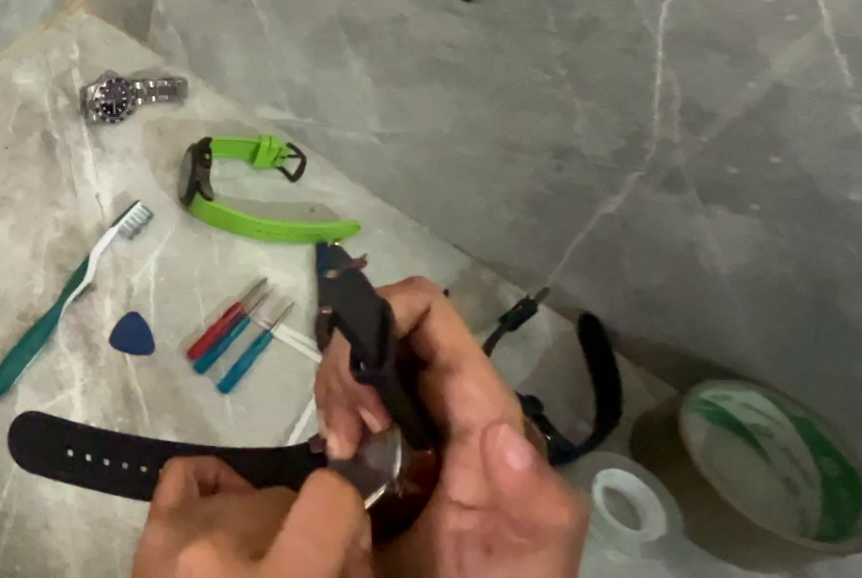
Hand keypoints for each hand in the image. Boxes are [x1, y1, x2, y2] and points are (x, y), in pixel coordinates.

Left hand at [130, 457, 371, 577]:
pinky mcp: (152, 531)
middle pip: (286, 500)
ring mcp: (179, 534)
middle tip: (307, 573)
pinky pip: (187, 474)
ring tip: (265, 567)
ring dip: (265, 526)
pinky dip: (216, 489)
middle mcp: (223, 547)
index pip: (329, 499)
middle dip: (308, 534)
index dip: (350, 514)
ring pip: (246, 494)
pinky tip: (228, 523)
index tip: (349, 547)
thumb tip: (349, 540)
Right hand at [314, 277, 586, 577]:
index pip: (426, 310)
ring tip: (338, 453)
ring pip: (355, 353)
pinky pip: (345, 390)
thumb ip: (533, 504)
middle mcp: (444, 394)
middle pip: (379, 325)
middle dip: (344, 365)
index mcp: (478, 405)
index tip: (368, 403)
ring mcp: (412, 412)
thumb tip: (506, 435)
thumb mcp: (527, 558)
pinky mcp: (385, 434)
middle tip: (342, 437)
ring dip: (333, 391)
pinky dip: (328, 410)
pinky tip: (335, 458)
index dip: (382, 321)